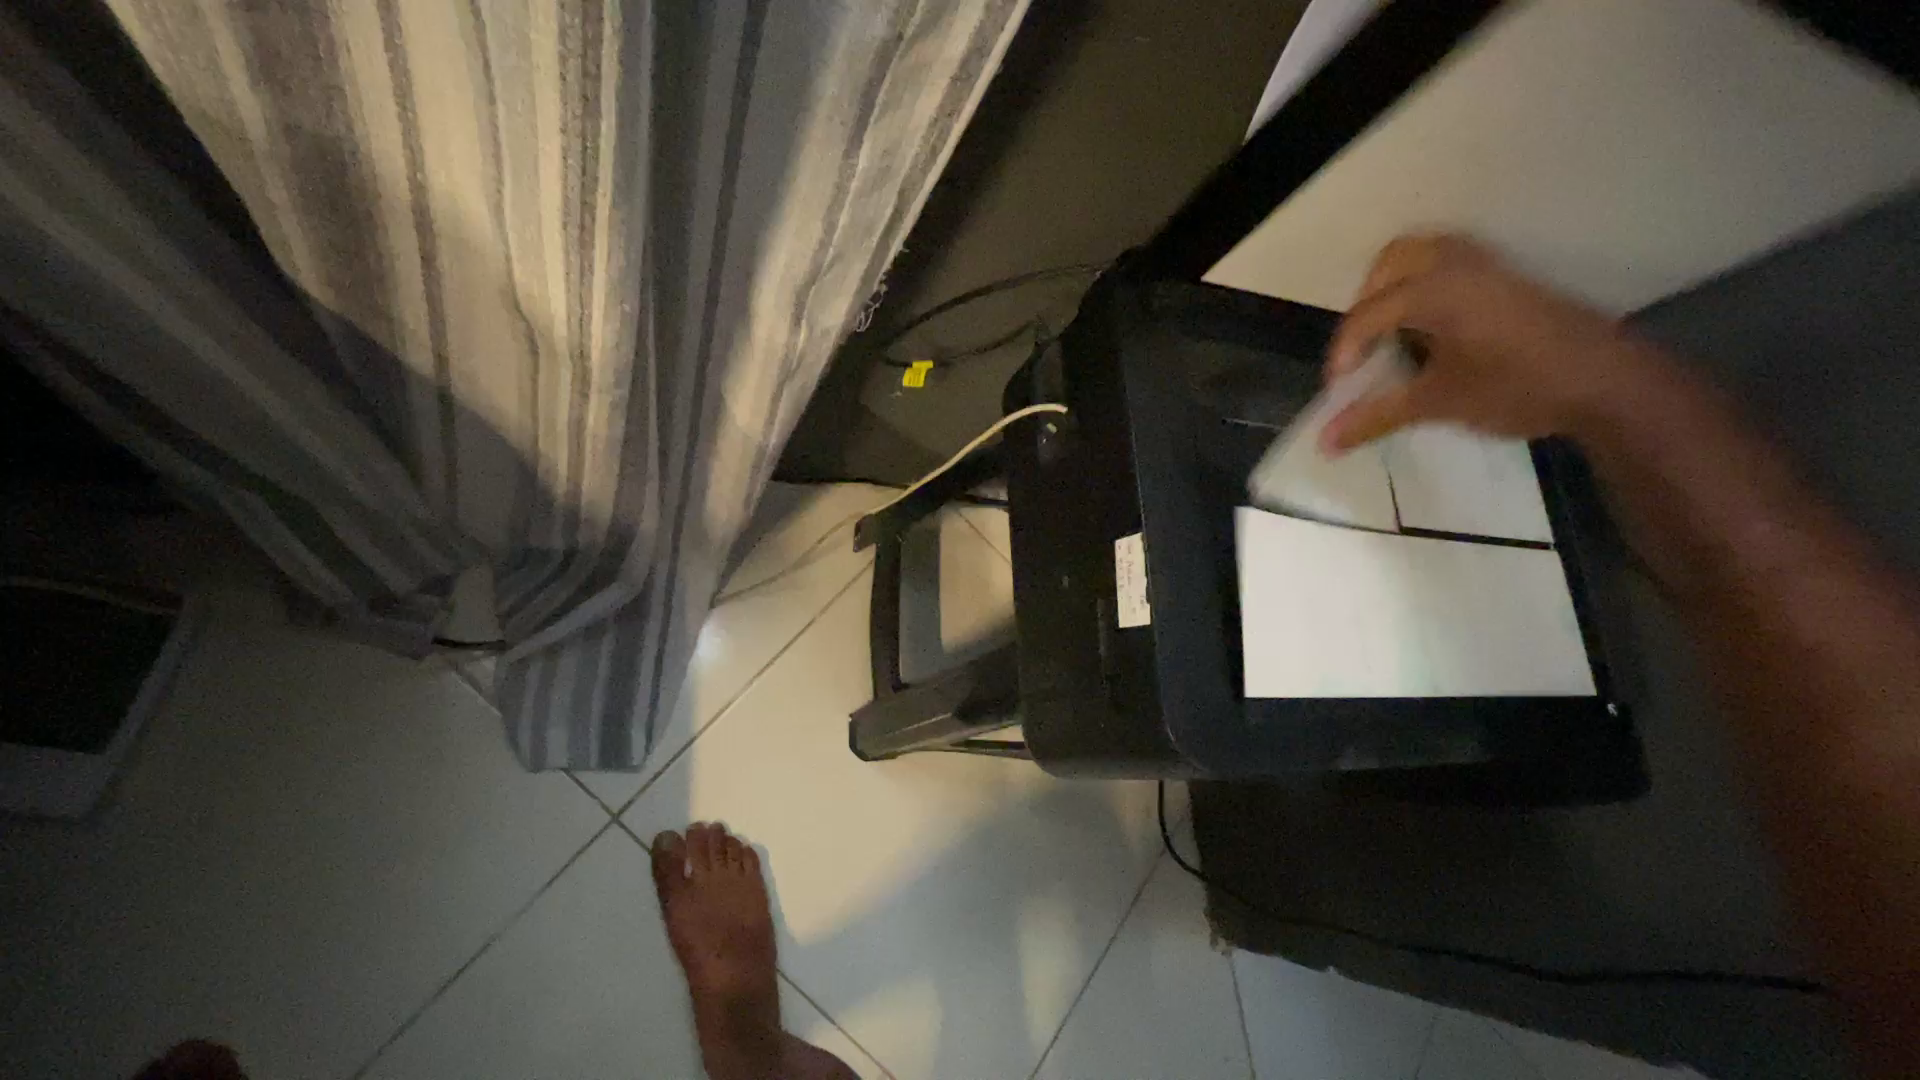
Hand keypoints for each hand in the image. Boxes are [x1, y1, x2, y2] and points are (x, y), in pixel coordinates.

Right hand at [1320, 234, 1662, 452]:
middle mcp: (1457, 265)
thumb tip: (1322, 443)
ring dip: (1398, 293)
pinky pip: (1452, 271)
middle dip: (1366, 306)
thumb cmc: (1515, 387)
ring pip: (1425, 259)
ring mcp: (1488, 270)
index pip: (1366, 314)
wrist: (1607, 384)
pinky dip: (1427, 294)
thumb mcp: (1437, 404)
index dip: (1343, 355)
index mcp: (1433, 289)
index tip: (1339, 394)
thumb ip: (1374, 417)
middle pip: (1391, 263)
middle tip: (1364, 351)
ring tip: (1393, 340)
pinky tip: (1432, 338)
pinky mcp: (1509, 283)